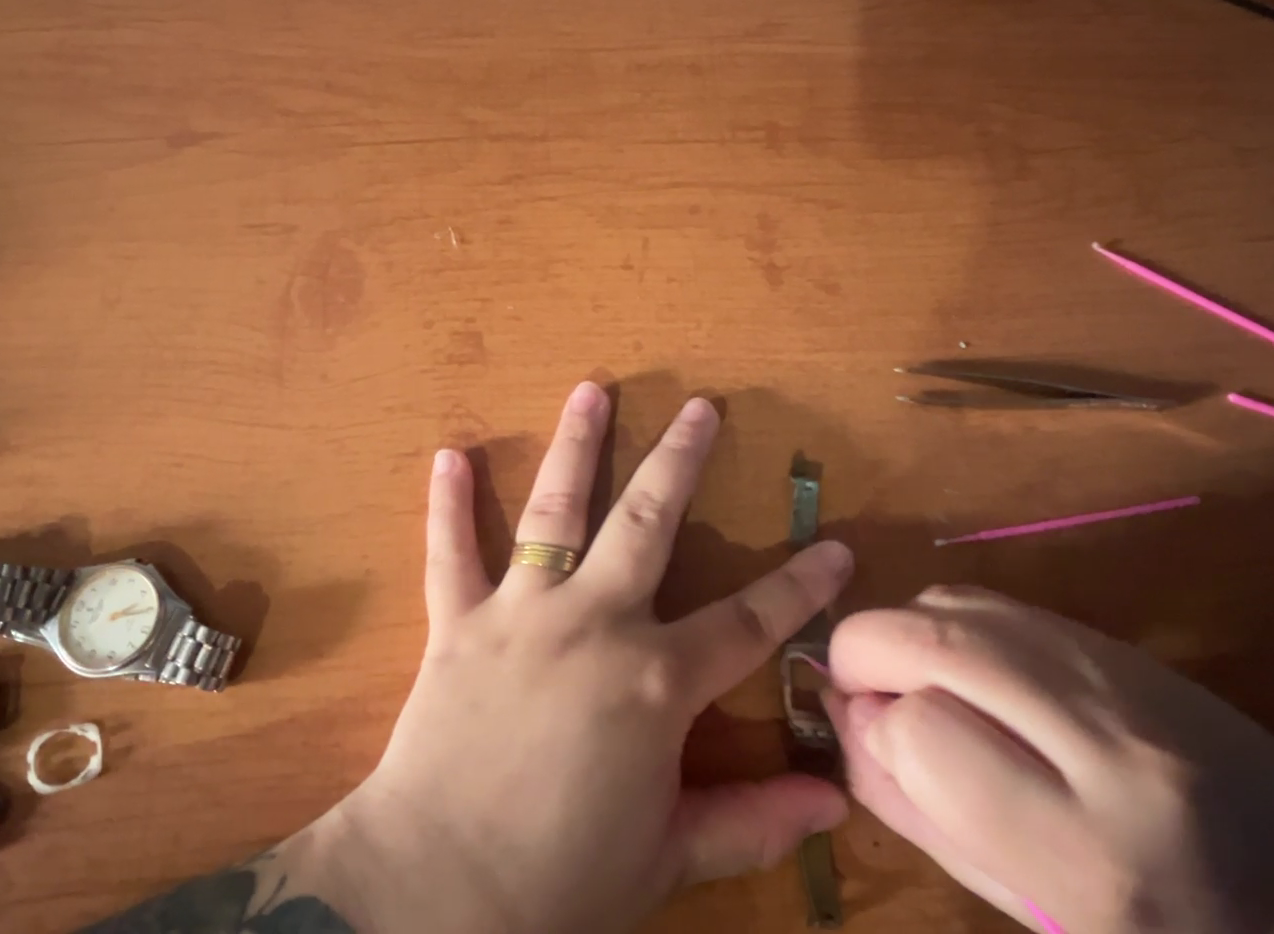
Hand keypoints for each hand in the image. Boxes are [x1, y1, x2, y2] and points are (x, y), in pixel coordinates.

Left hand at [318, 382, 854, 933]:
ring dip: (575, 446)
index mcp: (656, 680)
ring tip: (590, 389)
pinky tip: (448, 454)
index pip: (749, 622)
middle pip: (648, 523)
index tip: (836, 547)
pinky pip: (450, 554)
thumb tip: (834, 802)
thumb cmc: (561, 878)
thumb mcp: (669, 856)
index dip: (800, 587)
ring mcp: (522, 616)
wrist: (436, 888)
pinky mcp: (457, 625)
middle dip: (679, 460)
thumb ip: (752, 821)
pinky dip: (447, 505)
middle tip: (700, 405)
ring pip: (555, 514)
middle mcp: (594, 625)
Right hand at [826, 586, 1273, 933]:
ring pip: (947, 602)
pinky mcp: (1108, 632)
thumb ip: (915, 810)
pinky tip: (960, 670)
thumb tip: (845, 716)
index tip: (879, 750)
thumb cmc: (1158, 919)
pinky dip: (940, 622)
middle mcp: (1105, 737)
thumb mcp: (1024, 903)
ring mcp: (1114, 668)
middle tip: (864, 697)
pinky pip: (984, 597)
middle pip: (926, 636)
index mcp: (1089, 846)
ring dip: (901, 635)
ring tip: (918, 688)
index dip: (876, 732)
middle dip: (861, 654)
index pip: (921, 731)